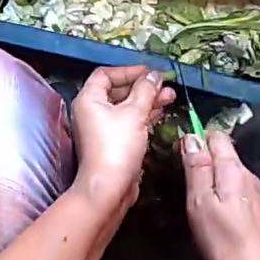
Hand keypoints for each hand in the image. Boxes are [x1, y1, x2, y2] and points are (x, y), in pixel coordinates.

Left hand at [69, 65, 174, 212]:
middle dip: (142, 87)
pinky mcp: (112, 142)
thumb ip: (146, 91)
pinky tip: (160, 112)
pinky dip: (143, 115)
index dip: (128, 70)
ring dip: (146, 100)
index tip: (149, 72)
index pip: (106, 74)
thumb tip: (154, 75)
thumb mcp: (134, 113)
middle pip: (117, 90)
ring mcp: (101, 128)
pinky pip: (128, 121)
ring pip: (125, 107)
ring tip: (170, 97)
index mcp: (89, 99)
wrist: (108, 188)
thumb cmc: (117, 146)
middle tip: (165, 85)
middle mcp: (91, 111)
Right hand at [183, 131, 259, 259]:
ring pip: (227, 170)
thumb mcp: (200, 201)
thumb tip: (191, 136)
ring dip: (210, 174)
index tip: (178, 153)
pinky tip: (211, 207)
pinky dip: (219, 189)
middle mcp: (247, 174)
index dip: (196, 137)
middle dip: (202, 155)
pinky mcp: (256, 209)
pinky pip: (233, 186)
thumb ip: (196, 167)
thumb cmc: (225, 241)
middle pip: (223, 151)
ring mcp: (254, 192)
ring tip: (192, 192)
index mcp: (233, 168)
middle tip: (181, 175)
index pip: (216, 135)